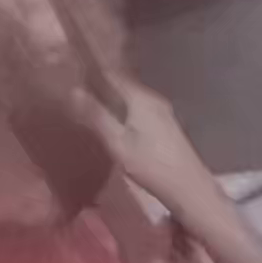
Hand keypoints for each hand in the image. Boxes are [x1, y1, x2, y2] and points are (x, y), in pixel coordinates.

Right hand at [74, 79, 231, 229]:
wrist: (191, 192)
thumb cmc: (151, 166)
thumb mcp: (117, 142)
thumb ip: (95, 115)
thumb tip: (72, 90)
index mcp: (140, 98)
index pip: (111, 73)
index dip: (90, 70)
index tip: (70, 72)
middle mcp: (152, 98)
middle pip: (120, 84)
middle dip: (98, 84)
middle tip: (73, 88)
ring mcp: (161, 111)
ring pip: (128, 96)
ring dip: (109, 97)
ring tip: (87, 103)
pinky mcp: (164, 124)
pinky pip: (136, 107)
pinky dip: (120, 108)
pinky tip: (109, 119)